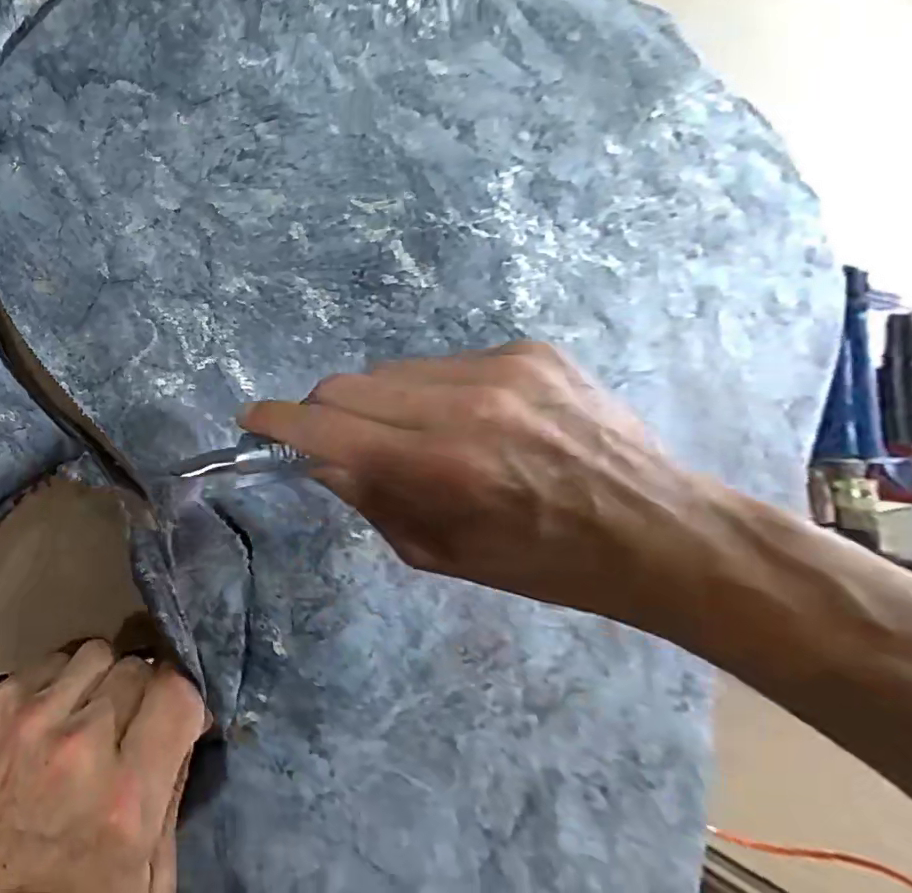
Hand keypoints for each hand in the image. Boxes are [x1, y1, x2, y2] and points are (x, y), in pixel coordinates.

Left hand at [0, 640, 206, 892]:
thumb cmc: (71, 888)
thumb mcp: (146, 872)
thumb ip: (174, 789)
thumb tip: (190, 717)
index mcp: (126, 797)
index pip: (177, 693)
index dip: (184, 697)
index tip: (178, 711)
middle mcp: (82, 746)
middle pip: (137, 667)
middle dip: (144, 690)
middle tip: (132, 722)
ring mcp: (36, 717)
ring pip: (98, 651)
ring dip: (104, 677)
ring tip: (95, 711)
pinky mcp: (3, 701)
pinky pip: (57, 657)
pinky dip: (66, 677)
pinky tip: (61, 711)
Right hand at [241, 341, 729, 630]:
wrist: (660, 530)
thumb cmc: (543, 563)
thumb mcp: (440, 554)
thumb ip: (368, 498)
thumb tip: (317, 458)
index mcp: (442, 466)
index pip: (327, 425)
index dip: (278, 421)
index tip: (252, 420)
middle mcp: (465, 403)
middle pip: (347, 384)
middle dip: (324, 412)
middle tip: (335, 440)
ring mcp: (500, 366)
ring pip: (392, 370)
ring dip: (380, 401)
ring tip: (417, 435)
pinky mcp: (529, 348)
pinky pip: (444, 362)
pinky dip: (432, 391)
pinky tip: (472, 421)